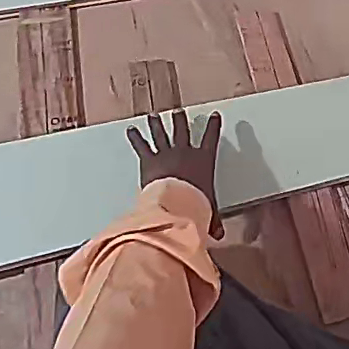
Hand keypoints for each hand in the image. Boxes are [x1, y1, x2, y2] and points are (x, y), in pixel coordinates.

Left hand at [126, 109, 223, 237]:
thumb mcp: (208, 211)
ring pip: (161, 134)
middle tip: (178, 112)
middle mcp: (184, 152)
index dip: (213, 126)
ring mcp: (166, 154)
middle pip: (182, 131)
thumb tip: (217, 237)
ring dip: (157, 124)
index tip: (214, 115)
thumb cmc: (196, 203)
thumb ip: (212, 221)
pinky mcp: (150, 160)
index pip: (211, 139)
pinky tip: (131, 130)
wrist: (177, 202)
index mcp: (203, 161)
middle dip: (180, 121)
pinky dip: (136, 138)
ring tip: (153, 115)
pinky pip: (142, 147)